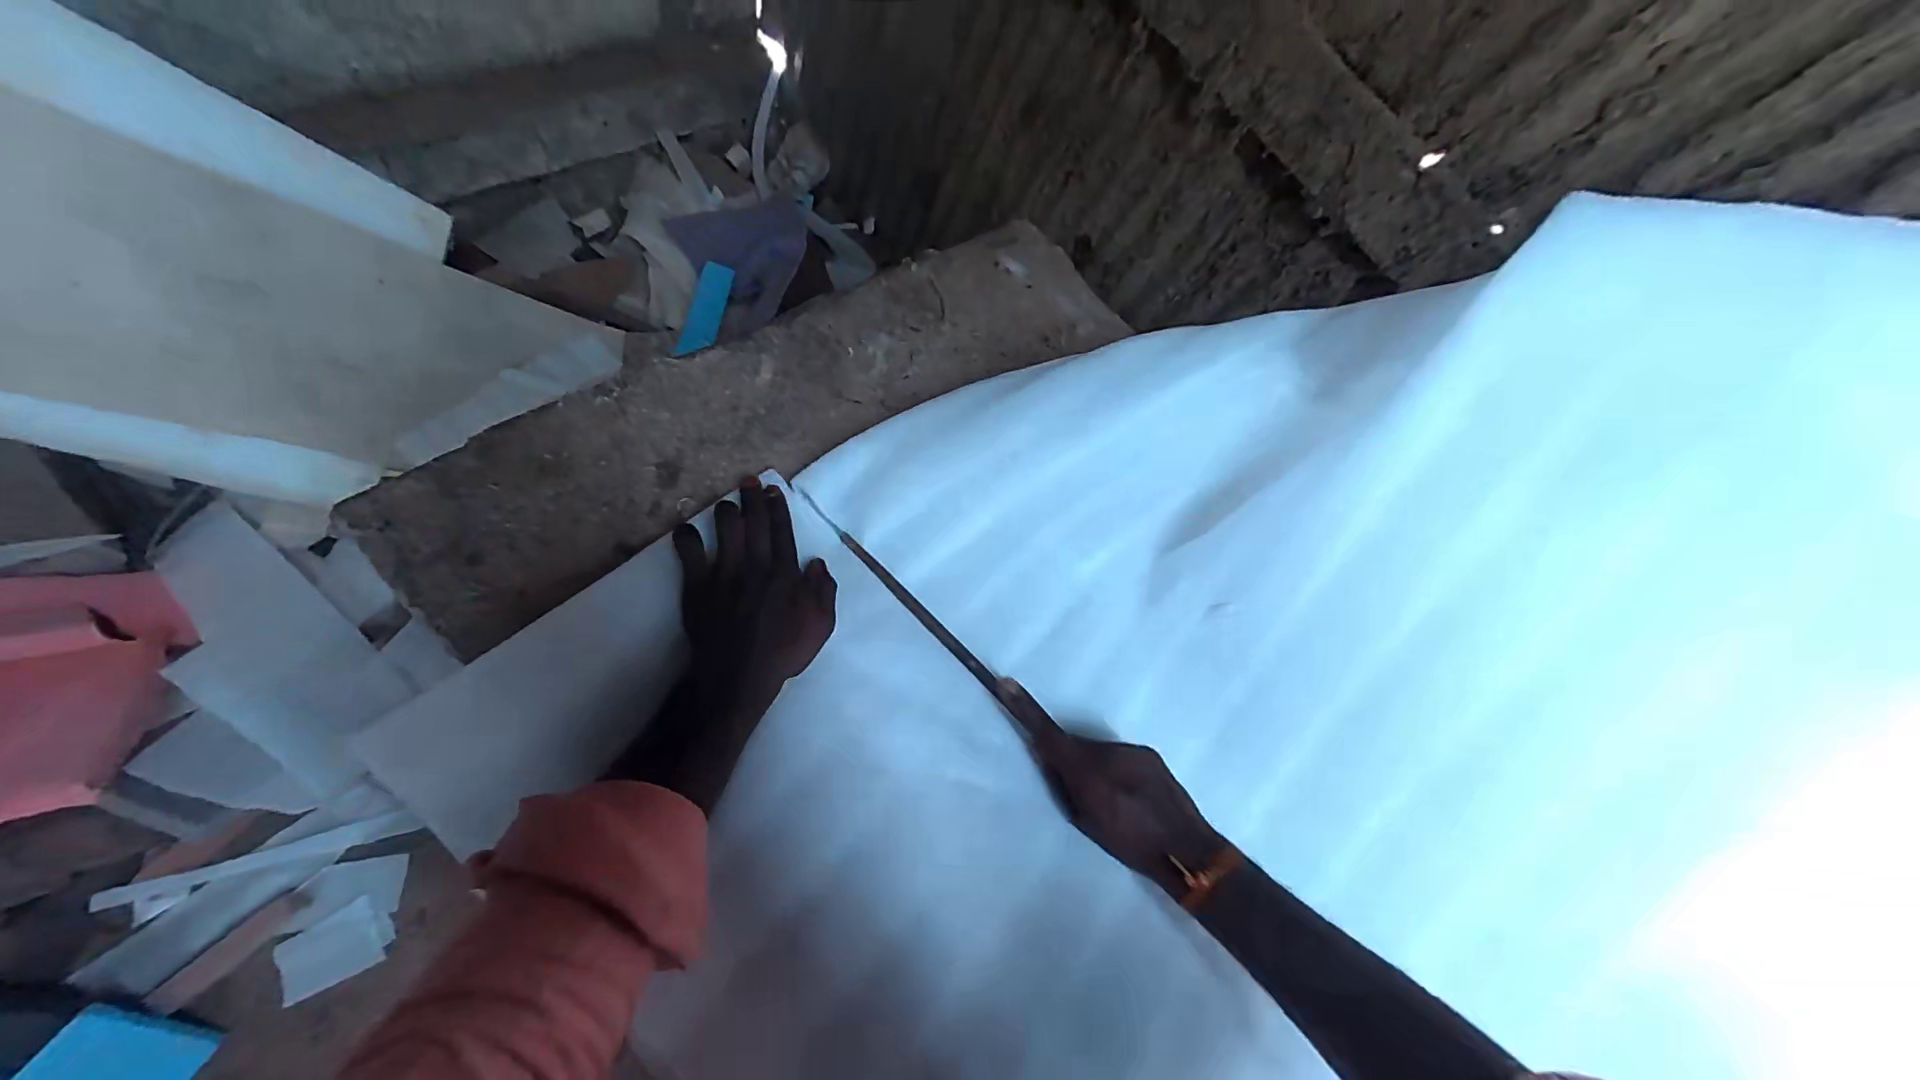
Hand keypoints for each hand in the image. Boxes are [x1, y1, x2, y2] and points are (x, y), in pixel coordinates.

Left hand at [608, 478, 835, 811]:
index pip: (782, 534)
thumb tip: (818, 563)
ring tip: (725, 503)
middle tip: (747, 481)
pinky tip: (684, 529)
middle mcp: (756, 568)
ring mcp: (725, 577)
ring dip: (726, 514)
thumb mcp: (820, 626)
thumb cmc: (783, 653)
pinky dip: (687, 541)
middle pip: (755, 526)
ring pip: (726, 534)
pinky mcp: (699, 590)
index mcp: (785, 576)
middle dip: (752, 500)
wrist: (739, 678)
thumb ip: (824, 592)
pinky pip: (691, 558)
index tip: (773, 492)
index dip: (777, 510)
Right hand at [1004, 679, 1225, 899]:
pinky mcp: (1148, 753)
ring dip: (1095, 767)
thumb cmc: (1129, 845)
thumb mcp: (1085, 821)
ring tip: (1112, 800)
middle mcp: (1108, 752)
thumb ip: (1063, 784)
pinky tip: (1130, 795)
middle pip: (1074, 745)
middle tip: (1077, 791)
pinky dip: (1116, 770)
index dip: (1024, 707)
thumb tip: (1047, 756)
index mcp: (1087, 773)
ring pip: (1098, 751)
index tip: (1007, 683)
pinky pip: (1119, 755)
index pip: (1048, 735)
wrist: (1188, 850)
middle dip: (1068, 759)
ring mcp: (1131, 749)